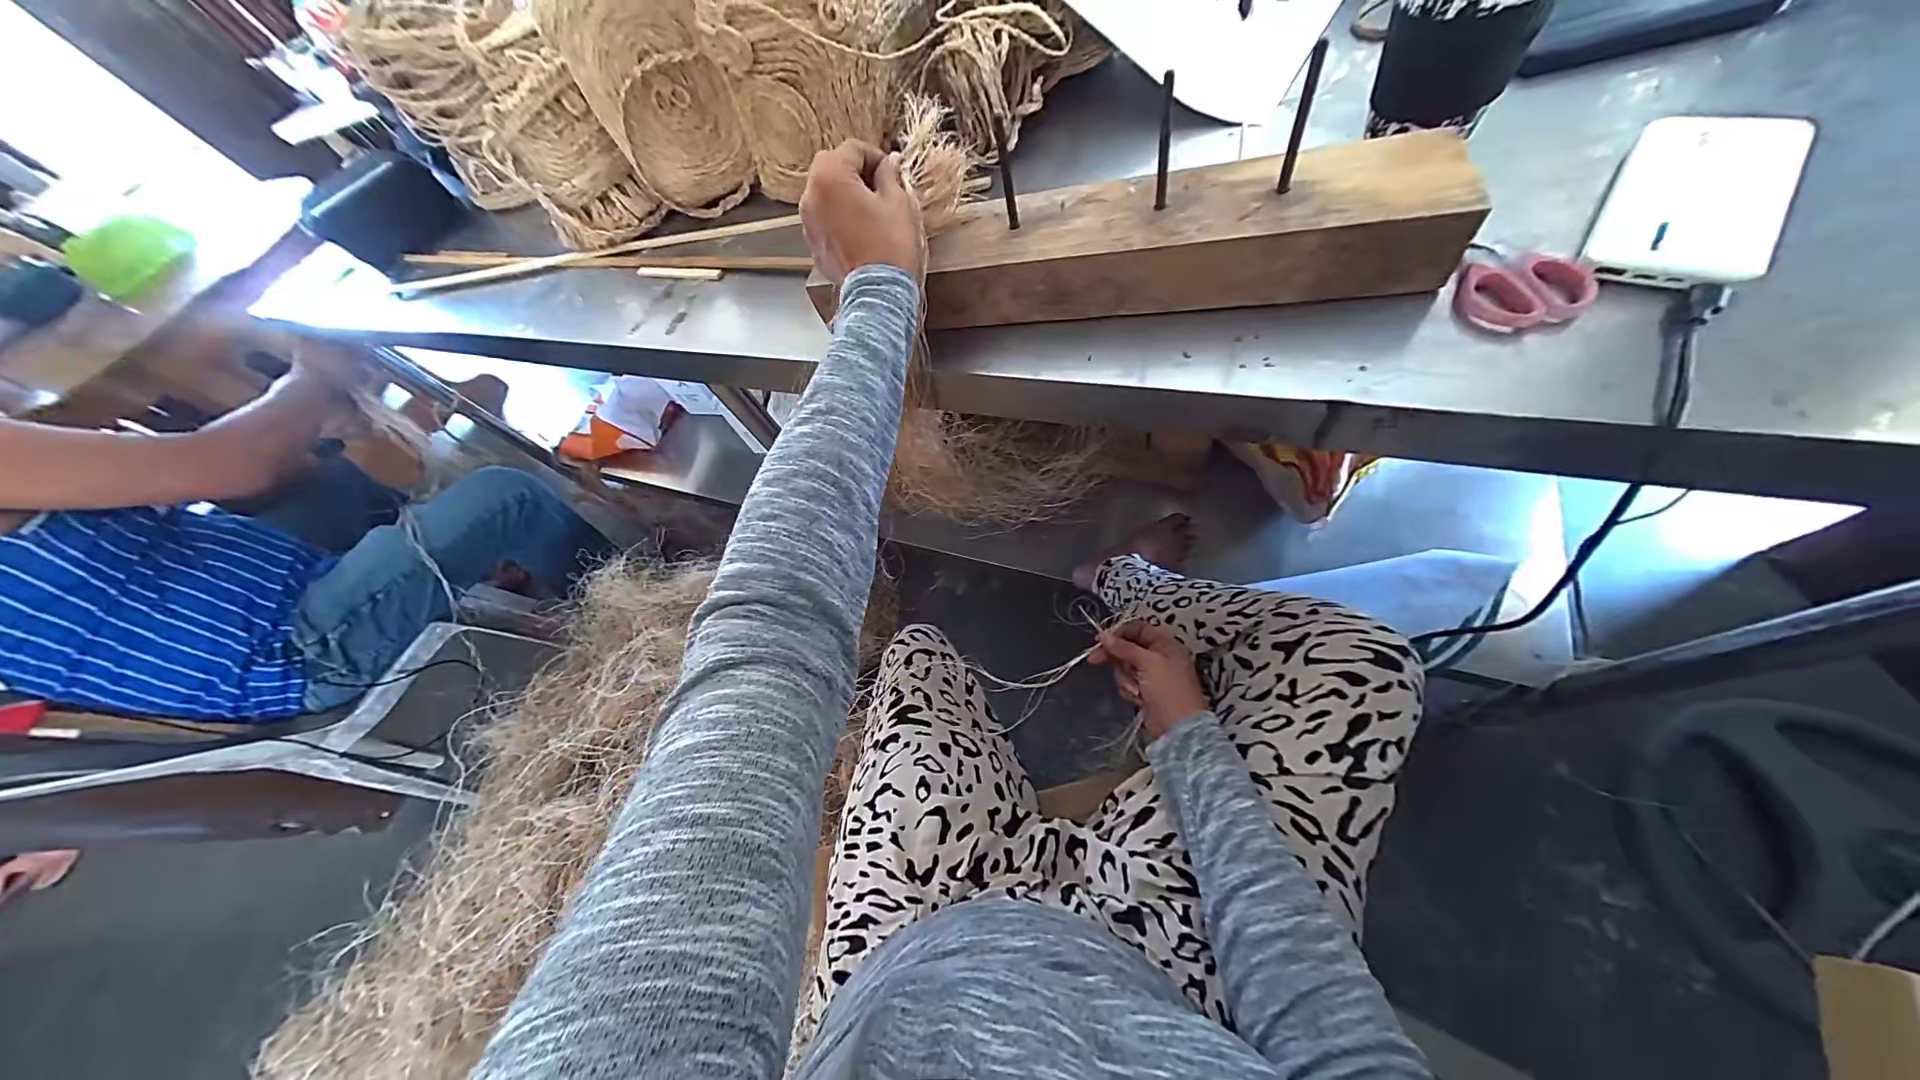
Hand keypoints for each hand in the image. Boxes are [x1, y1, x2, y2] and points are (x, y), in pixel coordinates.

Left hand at [800, 139, 922, 282]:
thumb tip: (889, 163)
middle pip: (832, 167)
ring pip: (825, 194)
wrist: (879, 293)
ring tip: (871, 213)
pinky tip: (861, 233)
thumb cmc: (890, 247)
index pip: (852, 149)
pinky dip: (839, 219)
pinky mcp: (813, 245)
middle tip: (881, 189)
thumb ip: (889, 175)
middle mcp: (810, 195)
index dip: (876, 156)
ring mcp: (808, 222)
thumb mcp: (898, 203)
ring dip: (845, 195)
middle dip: (855, 173)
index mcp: (829, 176)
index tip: (891, 170)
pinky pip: (825, 220)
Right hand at [1088, 620, 1209, 741]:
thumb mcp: (1148, 662)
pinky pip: (1127, 682)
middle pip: (1127, 648)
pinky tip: (1138, 698)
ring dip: (1125, 678)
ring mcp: (1151, 675)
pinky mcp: (1144, 691)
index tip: (1100, 639)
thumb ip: (1124, 647)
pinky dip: (1129, 689)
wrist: (1178, 728)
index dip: (1119, 632)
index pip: (1138, 629)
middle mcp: (1159, 657)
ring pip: (1124, 666)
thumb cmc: (1169, 690)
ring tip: (1136, 689)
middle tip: (1095, 659)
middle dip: (1116, 657)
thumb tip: (1104, 635)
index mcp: (1166, 644)